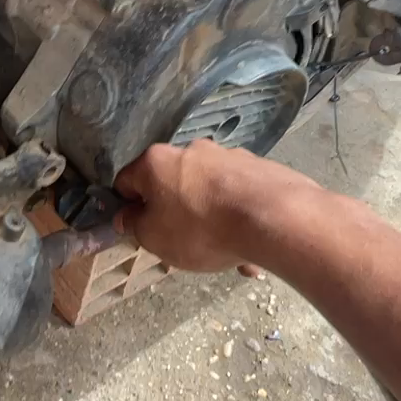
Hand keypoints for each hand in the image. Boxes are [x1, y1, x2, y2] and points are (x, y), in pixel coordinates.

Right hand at [113, 140, 318, 272]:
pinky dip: (236, 216)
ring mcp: (229, 156)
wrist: (274, 219)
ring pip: (206, 191)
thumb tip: (128, 215)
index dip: (128, 208)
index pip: (126, 182)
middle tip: (180, 242)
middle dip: (172, 211)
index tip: (139, 230)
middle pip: (170, 184)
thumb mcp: (153, 238)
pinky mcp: (260, 167)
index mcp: (156, 162)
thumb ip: (134, 225)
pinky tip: (247, 244)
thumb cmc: (201, 229)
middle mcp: (191, 150)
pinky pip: (237, 196)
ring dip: (208, 216)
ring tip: (223, 250)